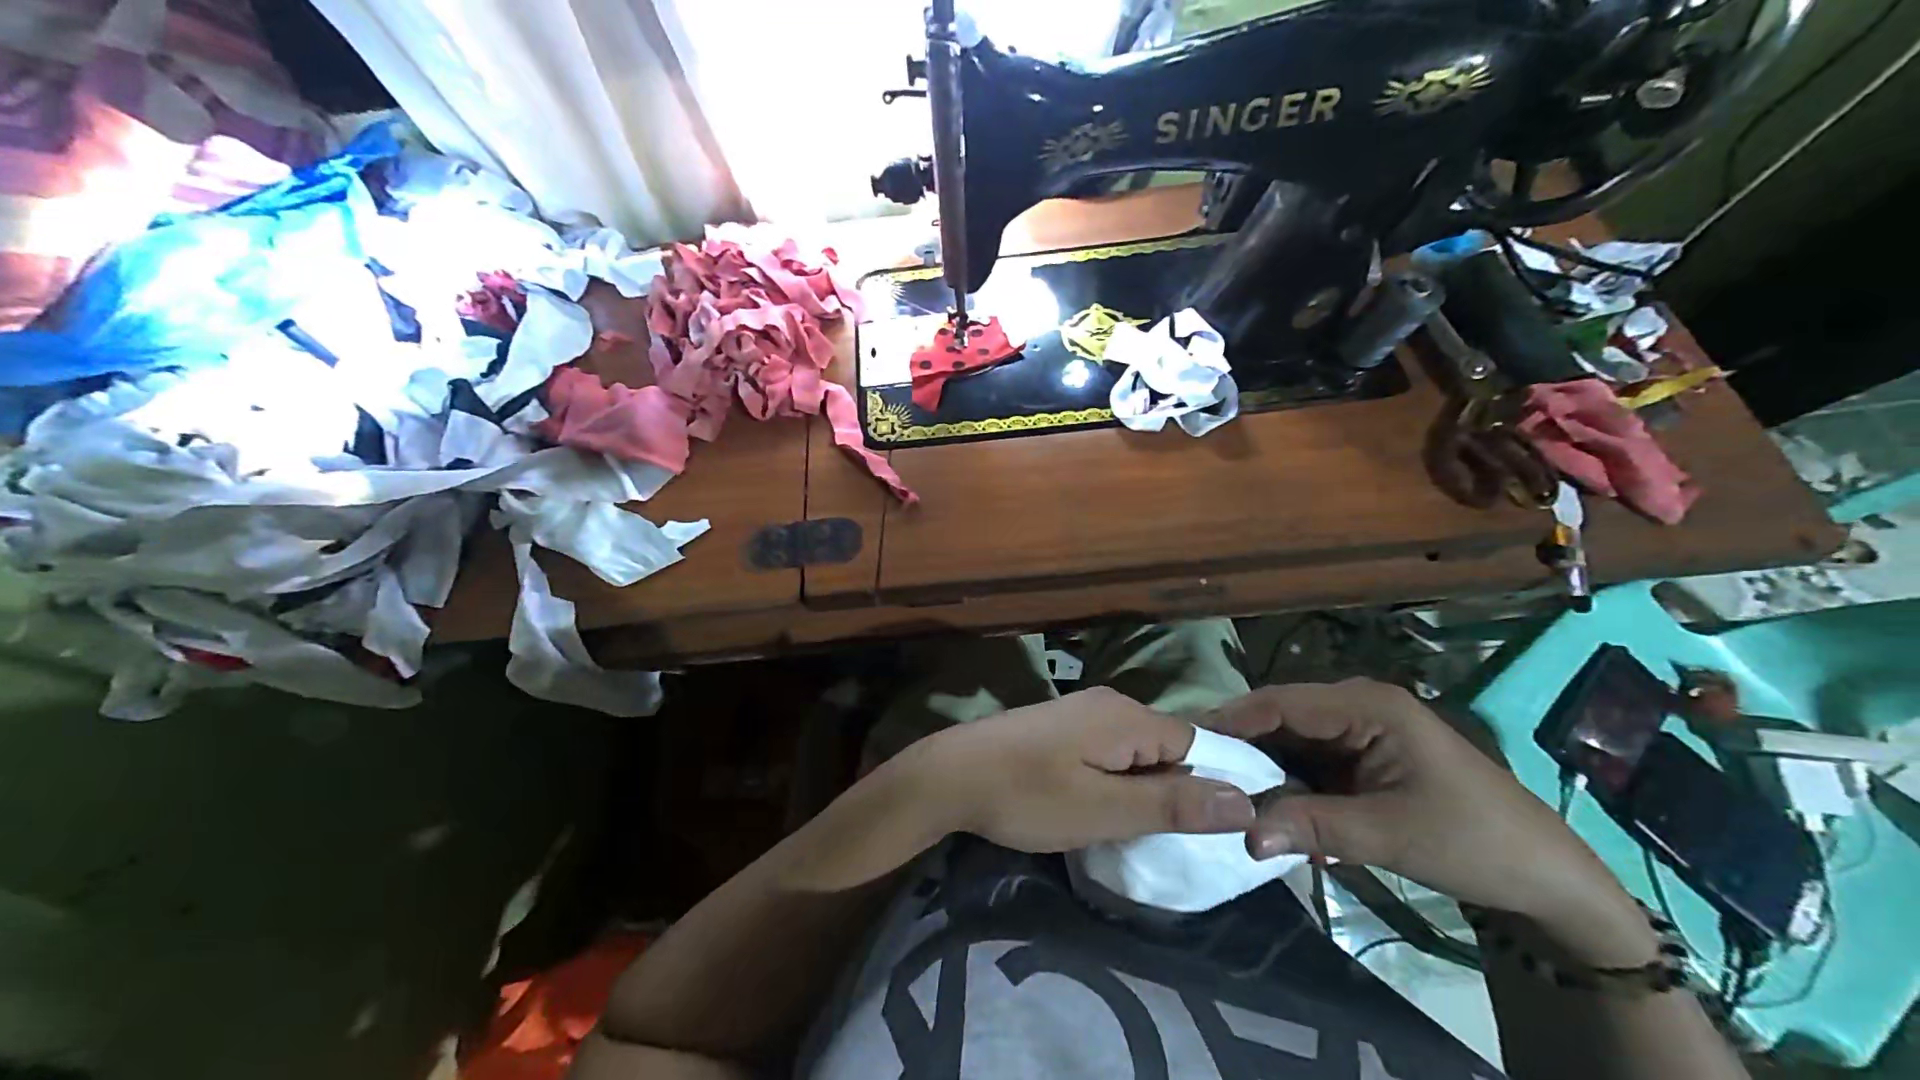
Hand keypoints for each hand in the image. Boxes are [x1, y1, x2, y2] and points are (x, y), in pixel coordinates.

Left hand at [901, 687, 1256, 853]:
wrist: (948, 776)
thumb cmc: (1027, 796)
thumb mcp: (1104, 811)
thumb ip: (1173, 805)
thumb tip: (1246, 800)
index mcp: (1128, 717)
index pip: (1200, 744)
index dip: (1211, 786)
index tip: (1211, 833)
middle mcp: (1111, 704)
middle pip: (1169, 747)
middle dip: (1175, 790)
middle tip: (1169, 839)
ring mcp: (1082, 712)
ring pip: (1137, 752)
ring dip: (1142, 789)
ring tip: (1135, 829)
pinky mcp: (1061, 727)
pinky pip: (1109, 752)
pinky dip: (1116, 780)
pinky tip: (1101, 807)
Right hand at [1200, 679, 1656, 965]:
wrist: (1544, 877)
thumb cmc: (1474, 841)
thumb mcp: (1388, 834)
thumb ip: (1311, 826)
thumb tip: (1242, 834)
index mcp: (1368, 705)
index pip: (1281, 702)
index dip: (1232, 720)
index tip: (1187, 743)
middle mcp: (1357, 705)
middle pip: (1279, 716)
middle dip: (1240, 745)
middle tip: (1195, 770)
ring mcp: (1359, 731)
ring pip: (1289, 740)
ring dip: (1260, 767)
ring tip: (1218, 789)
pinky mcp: (1360, 757)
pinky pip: (1307, 761)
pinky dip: (1285, 782)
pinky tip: (1263, 806)